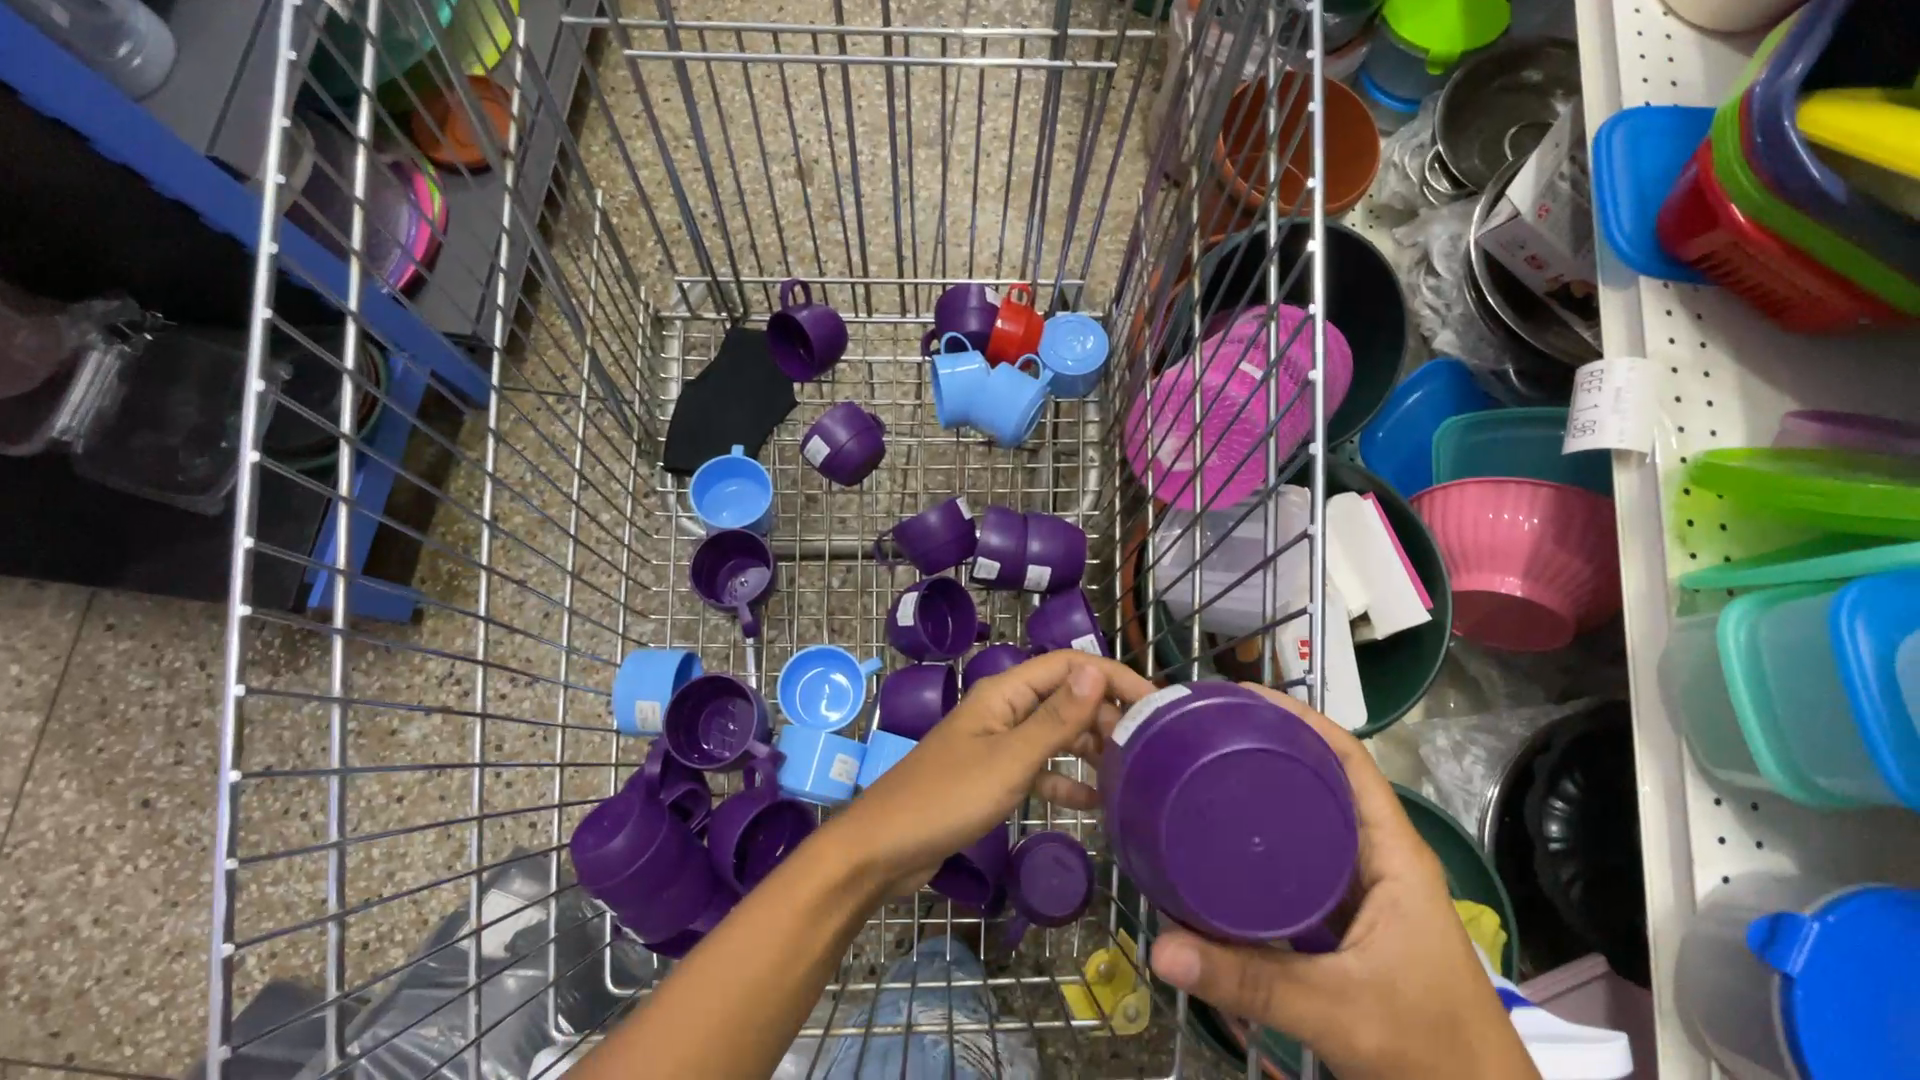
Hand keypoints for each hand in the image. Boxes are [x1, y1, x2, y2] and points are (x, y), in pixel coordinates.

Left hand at [824, 651, 1156, 893]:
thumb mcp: (1010, 760)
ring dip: (1090, 749)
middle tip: (1149, 751)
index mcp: (1005, 693)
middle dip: (1107, 717)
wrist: (884, 849)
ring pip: (1055, 735)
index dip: (1113, 678)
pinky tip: (1095, 804)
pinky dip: (1066, 782)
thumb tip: (1097, 671)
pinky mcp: (992, 778)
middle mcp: (1003, 710)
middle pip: (1066, 698)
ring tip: (1132, 775)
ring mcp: (996, 744)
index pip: (1070, 666)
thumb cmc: (946, 799)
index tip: (1157, 708)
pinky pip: (1039, 770)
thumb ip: (1056, 719)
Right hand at [1144, 685, 1538, 1079]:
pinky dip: (1265, 846)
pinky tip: (1222, 851)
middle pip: (1323, 780)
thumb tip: (1159, 948)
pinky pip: (1302, 863)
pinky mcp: (1349, 922)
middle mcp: (1379, 859)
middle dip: (1269, 748)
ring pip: (1313, 822)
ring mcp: (1366, 891)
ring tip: (1203, 775)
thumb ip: (1247, 979)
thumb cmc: (1426, 1046)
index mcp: (1392, 855)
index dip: (1299, 719)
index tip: (1240, 696)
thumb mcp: (1335, 1008)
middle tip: (1203, 734)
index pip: (1348, 760)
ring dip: (1266, 795)